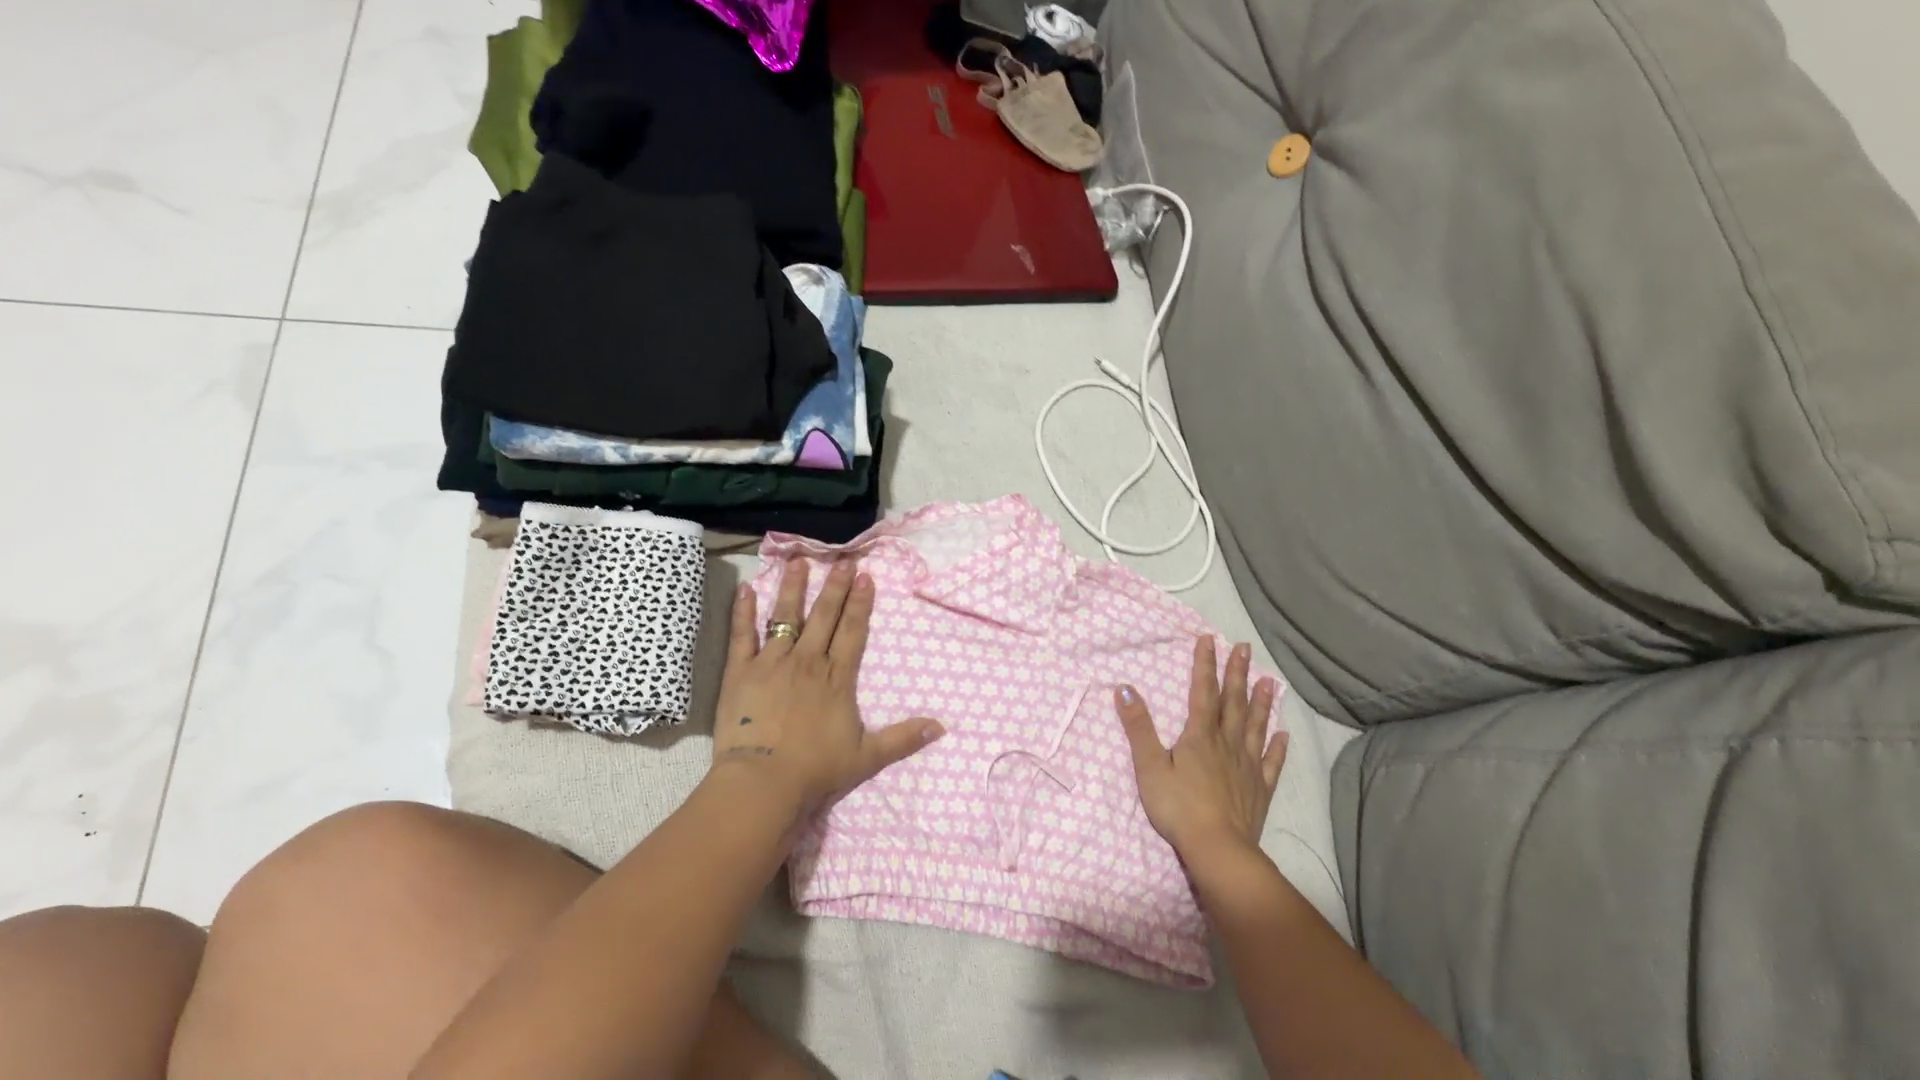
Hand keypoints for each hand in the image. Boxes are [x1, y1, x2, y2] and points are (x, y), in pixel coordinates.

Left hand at [710, 556, 945, 813]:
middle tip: (841, 559)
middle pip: (824, 616)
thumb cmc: (817, 769)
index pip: (852, 631)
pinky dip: (743, 611)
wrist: (765, 780)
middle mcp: (807, 661)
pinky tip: (746, 589)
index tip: (865, 576)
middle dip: (834, 586)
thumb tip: (942, 727)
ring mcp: (772, 663)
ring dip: (792, 588)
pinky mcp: (740, 672)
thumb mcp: (868, 756)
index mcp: (837, 677)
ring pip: (785, 617)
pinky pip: (742, 635)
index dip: (860, 603)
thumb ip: (903, 738)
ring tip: (798, 561)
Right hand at [1115, 636, 1287, 868]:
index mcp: (1199, 736)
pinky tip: (1282, 735)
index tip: (1209, 639)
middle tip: (1245, 648)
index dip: (1204, 664)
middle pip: (1233, 702)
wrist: (1218, 847)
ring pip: (1255, 726)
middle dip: (1237, 673)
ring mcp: (1247, 766)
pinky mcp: (1259, 789)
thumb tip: (1124, 688)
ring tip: (1269, 681)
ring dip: (1261, 702)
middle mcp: (1227, 744)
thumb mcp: (1150, 766)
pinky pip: (1271, 763)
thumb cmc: (1178, 807)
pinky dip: (1277, 747)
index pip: (1202, 691)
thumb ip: (1138, 727)